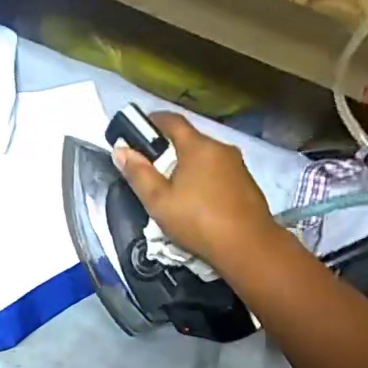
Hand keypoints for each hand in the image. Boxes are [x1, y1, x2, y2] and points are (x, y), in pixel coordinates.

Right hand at [113, 111, 282, 271]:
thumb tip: (120, 150)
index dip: (152, 121)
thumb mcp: (158, 201)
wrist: (247, 246)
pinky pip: (217, 172)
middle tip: (150, 168)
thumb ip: (138, 174)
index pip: (172, 121)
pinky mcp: (245, 182)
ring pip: (204, 157)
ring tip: (172, 188)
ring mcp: (237, 165)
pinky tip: (196, 200)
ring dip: (187, 165)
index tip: (136, 130)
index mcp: (198, 147)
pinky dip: (203, 178)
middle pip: (189, 139)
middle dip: (168, 148)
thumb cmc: (197, 221)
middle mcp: (220, 148)